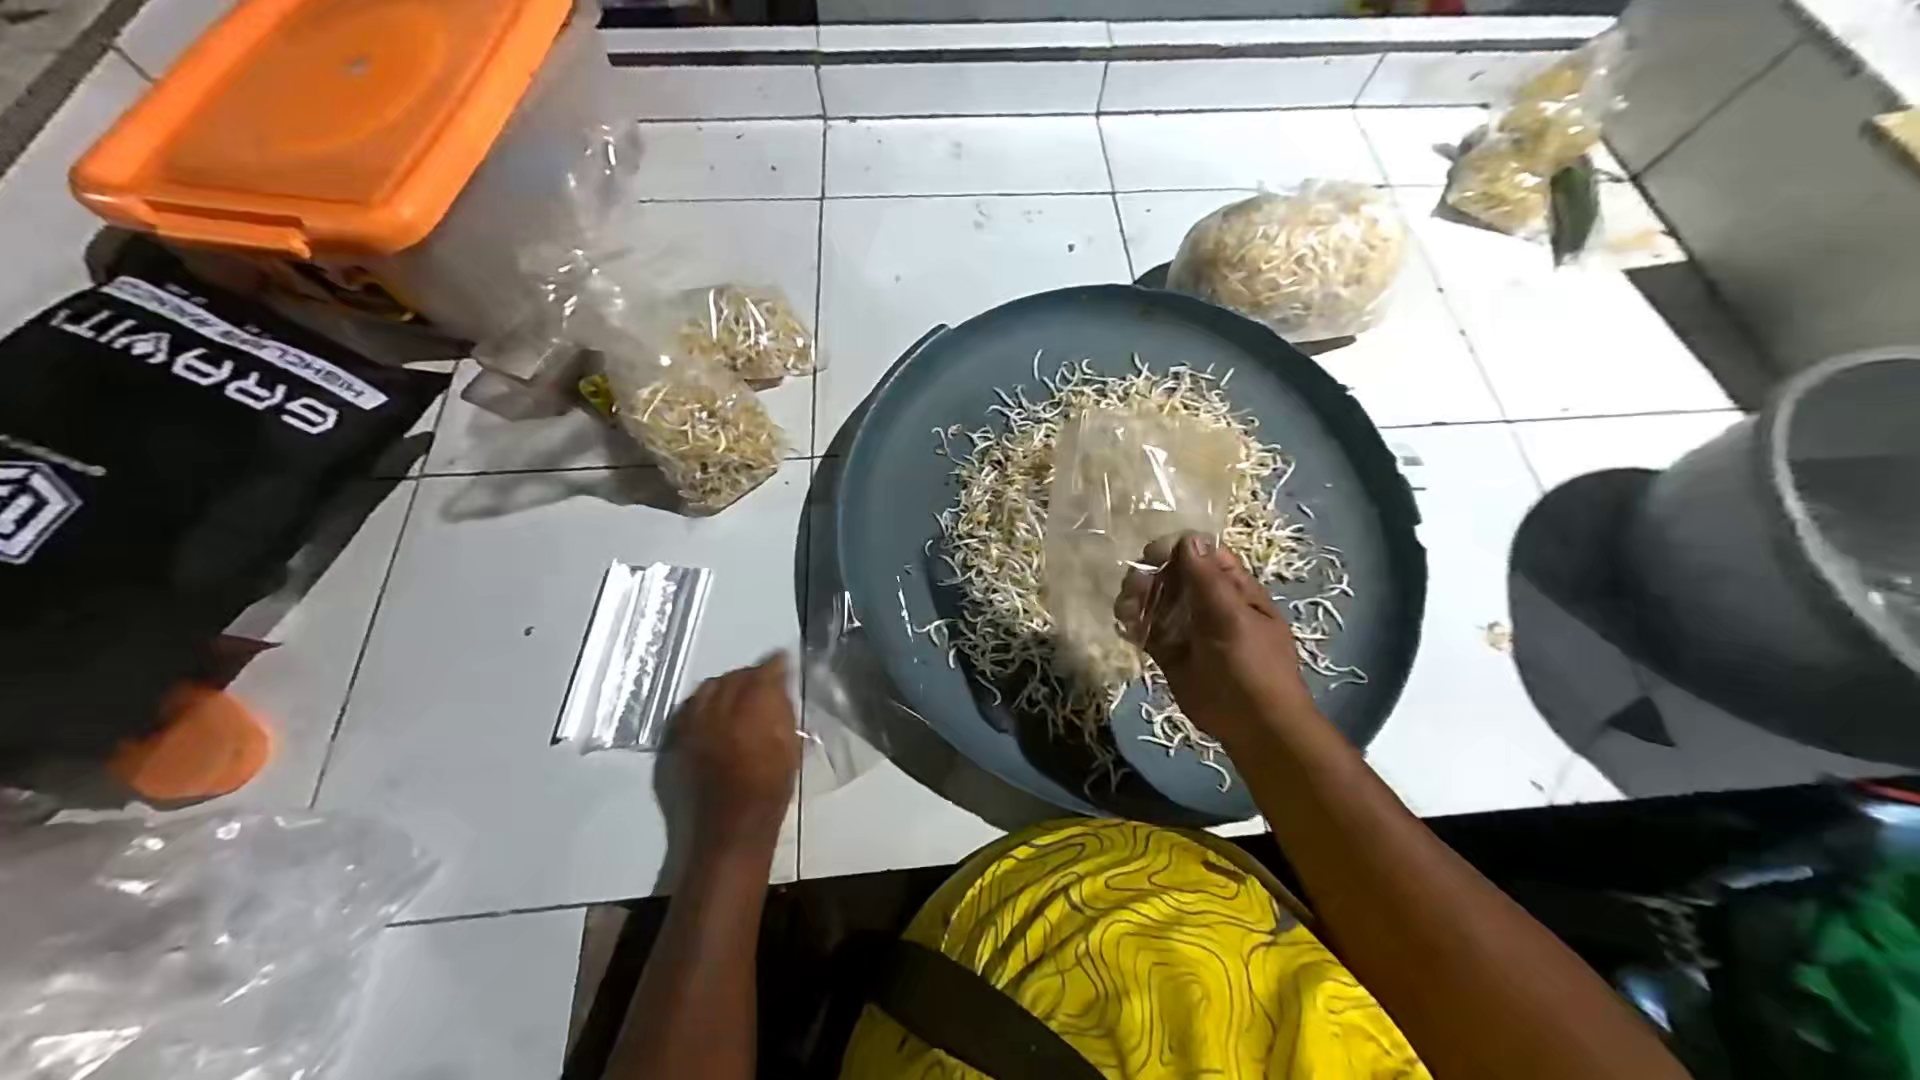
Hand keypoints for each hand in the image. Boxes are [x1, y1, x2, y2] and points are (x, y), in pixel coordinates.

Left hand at [673, 653, 801, 848]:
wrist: (729, 829)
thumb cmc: (770, 790)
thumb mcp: (789, 747)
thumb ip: (783, 712)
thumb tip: (779, 691)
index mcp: (756, 707)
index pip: (766, 671)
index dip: (776, 664)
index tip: (783, 662)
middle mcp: (721, 707)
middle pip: (735, 676)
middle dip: (750, 675)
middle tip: (762, 683)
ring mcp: (695, 722)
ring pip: (709, 688)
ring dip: (725, 686)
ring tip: (735, 696)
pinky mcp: (677, 739)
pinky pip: (689, 708)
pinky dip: (703, 704)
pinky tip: (712, 713)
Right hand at [1115, 532, 1314, 748]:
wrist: (1253, 725)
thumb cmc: (1253, 666)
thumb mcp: (1233, 618)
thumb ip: (1208, 579)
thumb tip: (1188, 538)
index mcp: (1232, 588)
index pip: (1201, 555)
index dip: (1175, 550)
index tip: (1151, 555)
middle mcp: (1207, 603)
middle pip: (1171, 575)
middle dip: (1150, 576)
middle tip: (1134, 587)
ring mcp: (1187, 628)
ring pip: (1154, 601)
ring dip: (1136, 599)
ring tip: (1126, 610)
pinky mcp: (1169, 652)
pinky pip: (1146, 630)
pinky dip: (1132, 625)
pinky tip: (1125, 627)